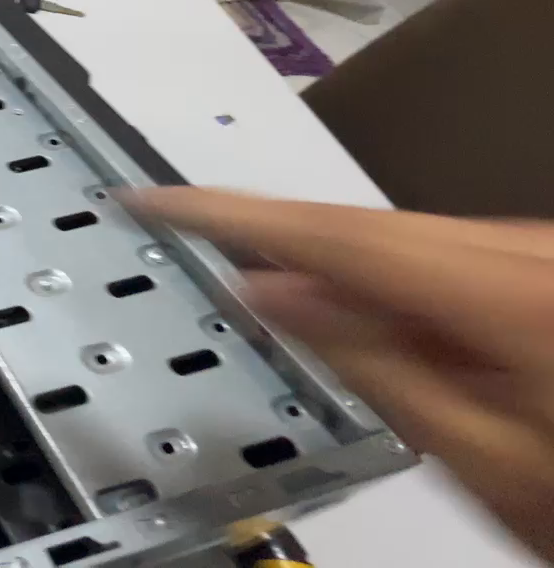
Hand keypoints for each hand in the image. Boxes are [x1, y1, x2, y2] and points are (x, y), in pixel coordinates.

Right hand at [129, 187, 553, 560]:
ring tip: (330, 329)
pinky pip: (435, 247)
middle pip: (354, 229)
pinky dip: (389, 277)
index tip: (144, 198)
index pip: (319, 232)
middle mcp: (523, 258)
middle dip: (278, 251)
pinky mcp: (538, 261)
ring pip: (390, 235)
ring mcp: (536, 253)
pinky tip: (397, 326)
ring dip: (336, 271)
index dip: (217, 211)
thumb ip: (361, 365)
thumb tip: (259, 291)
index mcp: (502, 299)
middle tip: (217, 271)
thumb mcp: (483, 461)